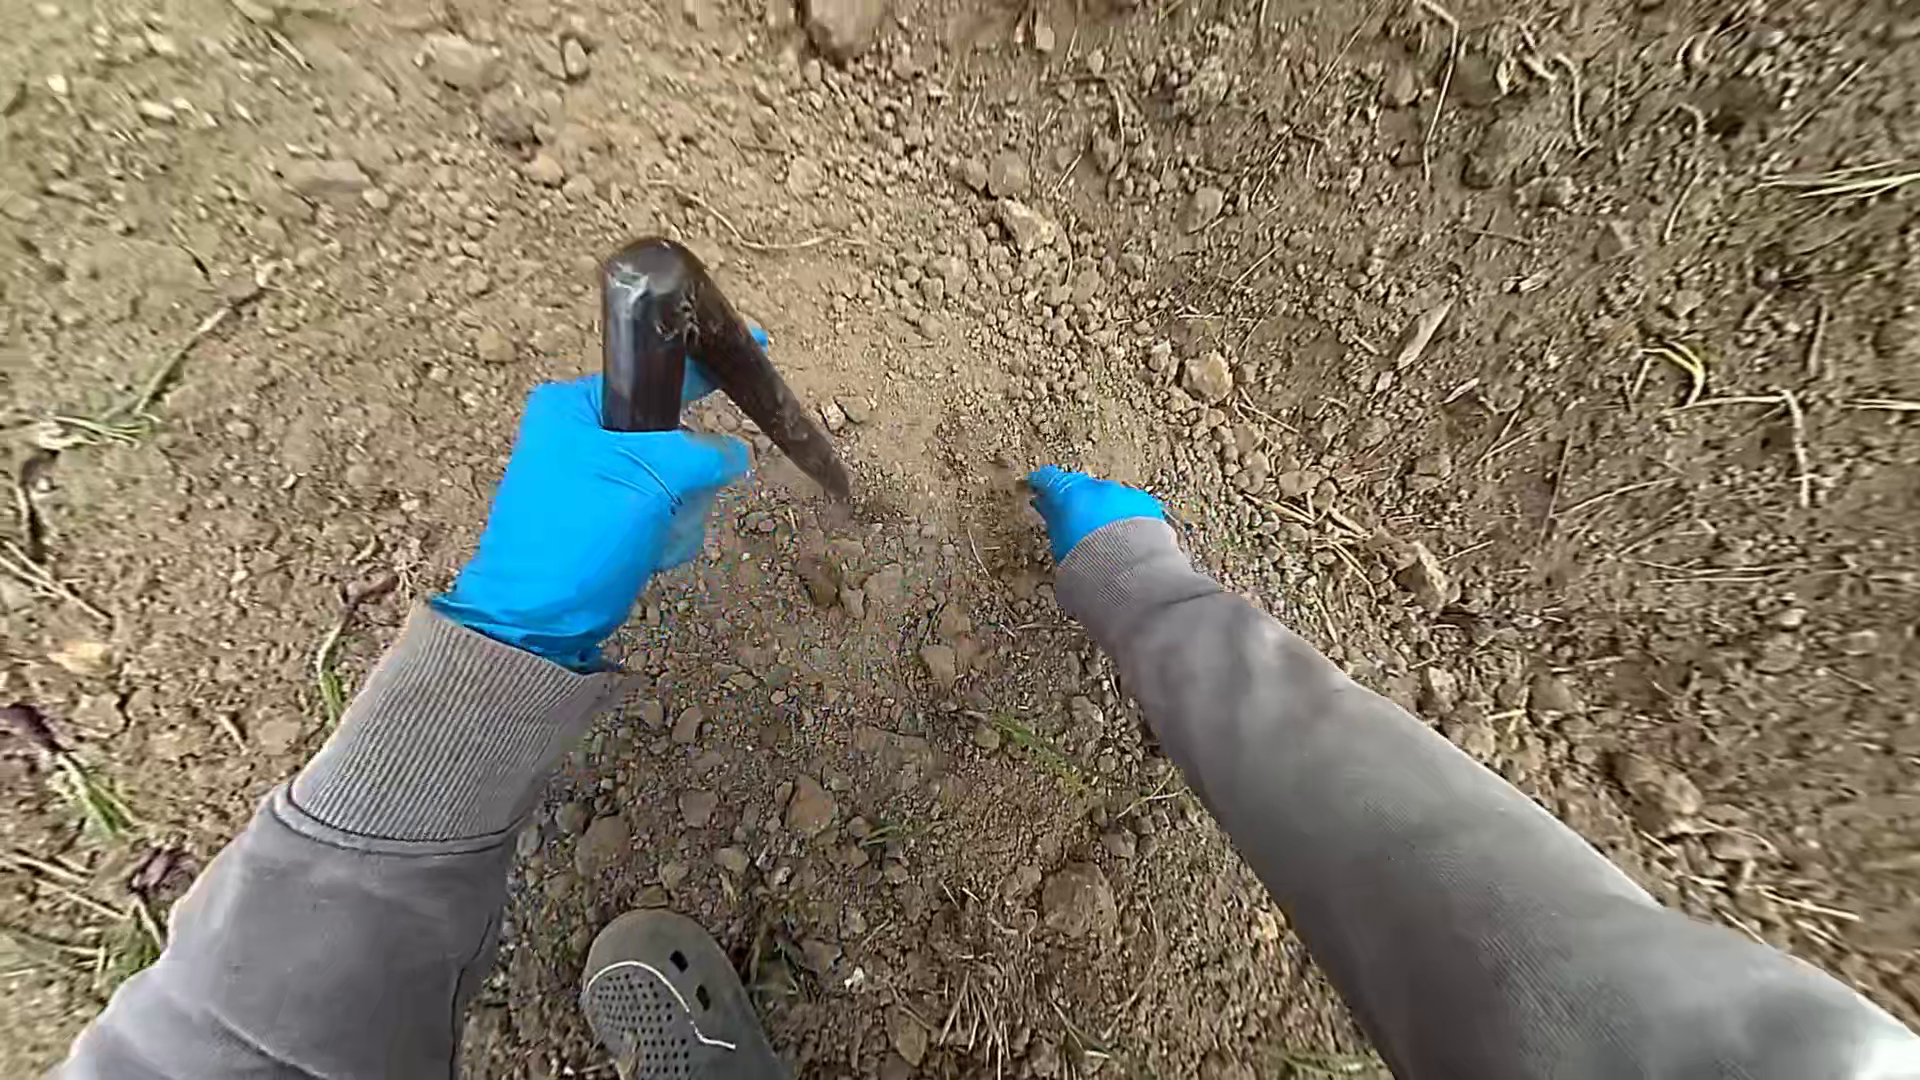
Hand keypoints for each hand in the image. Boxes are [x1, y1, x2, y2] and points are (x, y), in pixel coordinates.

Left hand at [433, 369, 750, 669]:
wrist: (541, 616)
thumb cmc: (578, 534)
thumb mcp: (642, 479)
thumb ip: (700, 454)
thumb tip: (738, 452)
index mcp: (581, 407)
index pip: (659, 374)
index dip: (708, 367)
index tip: (758, 347)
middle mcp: (596, 437)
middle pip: (684, 439)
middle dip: (690, 481)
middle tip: (672, 504)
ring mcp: (613, 478)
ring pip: (688, 480)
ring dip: (682, 514)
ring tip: (652, 536)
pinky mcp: (625, 514)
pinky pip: (677, 510)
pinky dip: (672, 533)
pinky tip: (649, 551)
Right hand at [1027, 466, 1164, 561]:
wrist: (1127, 573)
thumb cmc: (1087, 562)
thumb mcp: (1058, 543)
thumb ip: (1052, 518)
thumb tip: (1044, 505)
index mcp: (1067, 494)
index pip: (1048, 478)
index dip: (1041, 483)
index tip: (1038, 488)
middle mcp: (1094, 487)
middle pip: (1079, 486)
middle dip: (1075, 498)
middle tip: (1072, 517)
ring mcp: (1120, 493)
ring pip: (1106, 495)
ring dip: (1101, 508)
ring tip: (1101, 533)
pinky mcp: (1143, 502)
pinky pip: (1129, 503)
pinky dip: (1124, 514)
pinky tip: (1123, 534)